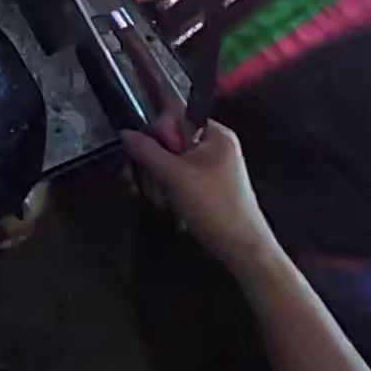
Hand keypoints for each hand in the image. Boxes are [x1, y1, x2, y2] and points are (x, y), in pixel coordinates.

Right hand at [122, 120, 278, 271]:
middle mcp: (214, 145)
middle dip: (152, 161)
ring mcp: (210, 166)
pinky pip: (177, 175)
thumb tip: (125, 133)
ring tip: (158, 199)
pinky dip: (167, 188)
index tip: (157, 155)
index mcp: (215, 133)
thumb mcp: (174, 176)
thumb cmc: (216, 209)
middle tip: (146, 179)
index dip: (159, 133)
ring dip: (157, 178)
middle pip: (168, 139)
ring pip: (169, 159)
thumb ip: (146, 150)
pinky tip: (164, 203)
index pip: (173, 115)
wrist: (245, 254)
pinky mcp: (206, 185)